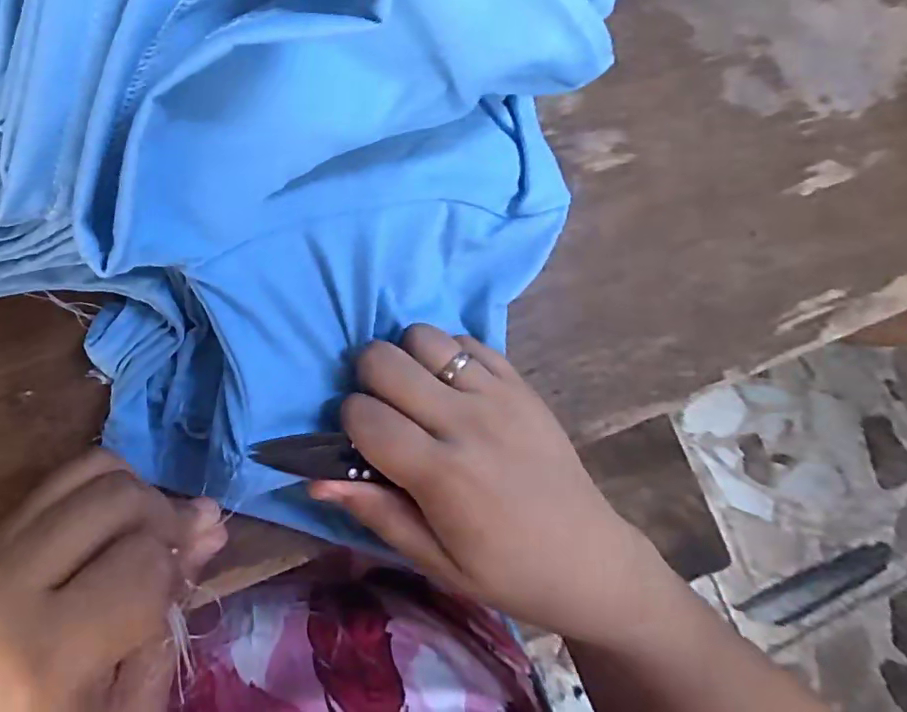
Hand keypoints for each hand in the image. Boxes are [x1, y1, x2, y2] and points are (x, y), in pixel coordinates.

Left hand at [0, 449, 227, 711]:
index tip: (182, 589)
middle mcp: (11, 581)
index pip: (143, 560)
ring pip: (90, 467)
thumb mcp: (124, 709)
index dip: (177, 568)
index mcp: (45, 651)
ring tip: (145, 535)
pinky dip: (100, 489)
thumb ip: (168, 620)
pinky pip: (61, 478)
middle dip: (163, 514)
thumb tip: (210, 527)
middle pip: (117, 495)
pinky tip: (112, 528)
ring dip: (134, 491)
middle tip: (179, 547)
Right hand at [309, 325, 681, 644]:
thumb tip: (314, 479)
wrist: (592, 561)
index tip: (364, 442)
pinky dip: (446, 354)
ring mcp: (498, 396)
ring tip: (417, 391)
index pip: (364, 416)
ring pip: (421, 336)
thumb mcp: (435, 560)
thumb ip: (375, 512)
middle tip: (384, 408)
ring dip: (406, 358)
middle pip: (383, 361)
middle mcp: (467, 423)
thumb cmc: (506, 571)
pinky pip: (465, 340)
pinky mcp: (520, 383)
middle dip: (367, 379)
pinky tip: (453, 386)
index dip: (349, 423)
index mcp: (443, 475)